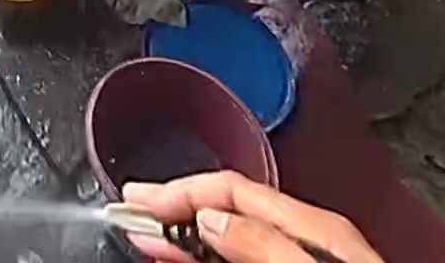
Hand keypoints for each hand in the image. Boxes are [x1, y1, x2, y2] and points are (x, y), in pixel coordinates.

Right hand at [121, 171, 382, 262]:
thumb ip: (265, 244)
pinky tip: (186, 257)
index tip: (139, 201)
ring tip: (150, 232)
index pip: (230, 189)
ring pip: (228, 239)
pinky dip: (204, 258)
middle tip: (132, 208)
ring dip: (185, 233)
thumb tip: (210, 218)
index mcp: (312, 225)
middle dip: (176, 204)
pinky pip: (237, 262)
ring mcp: (297, 261)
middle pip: (225, 209)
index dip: (181, 191)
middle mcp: (303, 238)